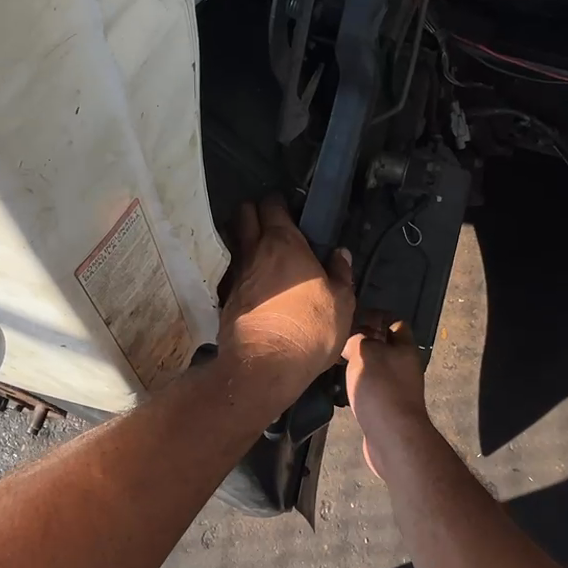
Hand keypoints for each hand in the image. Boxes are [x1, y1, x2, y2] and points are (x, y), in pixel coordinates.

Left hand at [218, 196, 355, 392]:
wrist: (264, 366)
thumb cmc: (309, 328)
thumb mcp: (341, 302)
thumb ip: (341, 274)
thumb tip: (341, 253)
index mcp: (284, 243)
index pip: (273, 205)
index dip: (279, 202)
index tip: (289, 209)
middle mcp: (255, 251)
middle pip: (245, 214)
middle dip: (254, 212)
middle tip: (271, 223)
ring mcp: (236, 274)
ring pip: (236, 243)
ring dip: (245, 240)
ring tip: (262, 253)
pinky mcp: (225, 299)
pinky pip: (233, 273)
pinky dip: (242, 272)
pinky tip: (253, 285)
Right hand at [343, 313, 430, 476]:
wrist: (393, 438)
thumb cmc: (380, 388)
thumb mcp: (364, 352)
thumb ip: (357, 338)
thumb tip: (352, 339)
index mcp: (405, 348)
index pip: (395, 322)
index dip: (376, 317)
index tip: (354, 318)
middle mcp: (405, 366)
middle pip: (385, 346)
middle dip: (364, 342)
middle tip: (340, 341)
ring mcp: (398, 389)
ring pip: (377, 368)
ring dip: (360, 366)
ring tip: (337, 362)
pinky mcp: (388, 409)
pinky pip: (373, 389)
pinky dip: (360, 386)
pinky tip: (343, 388)